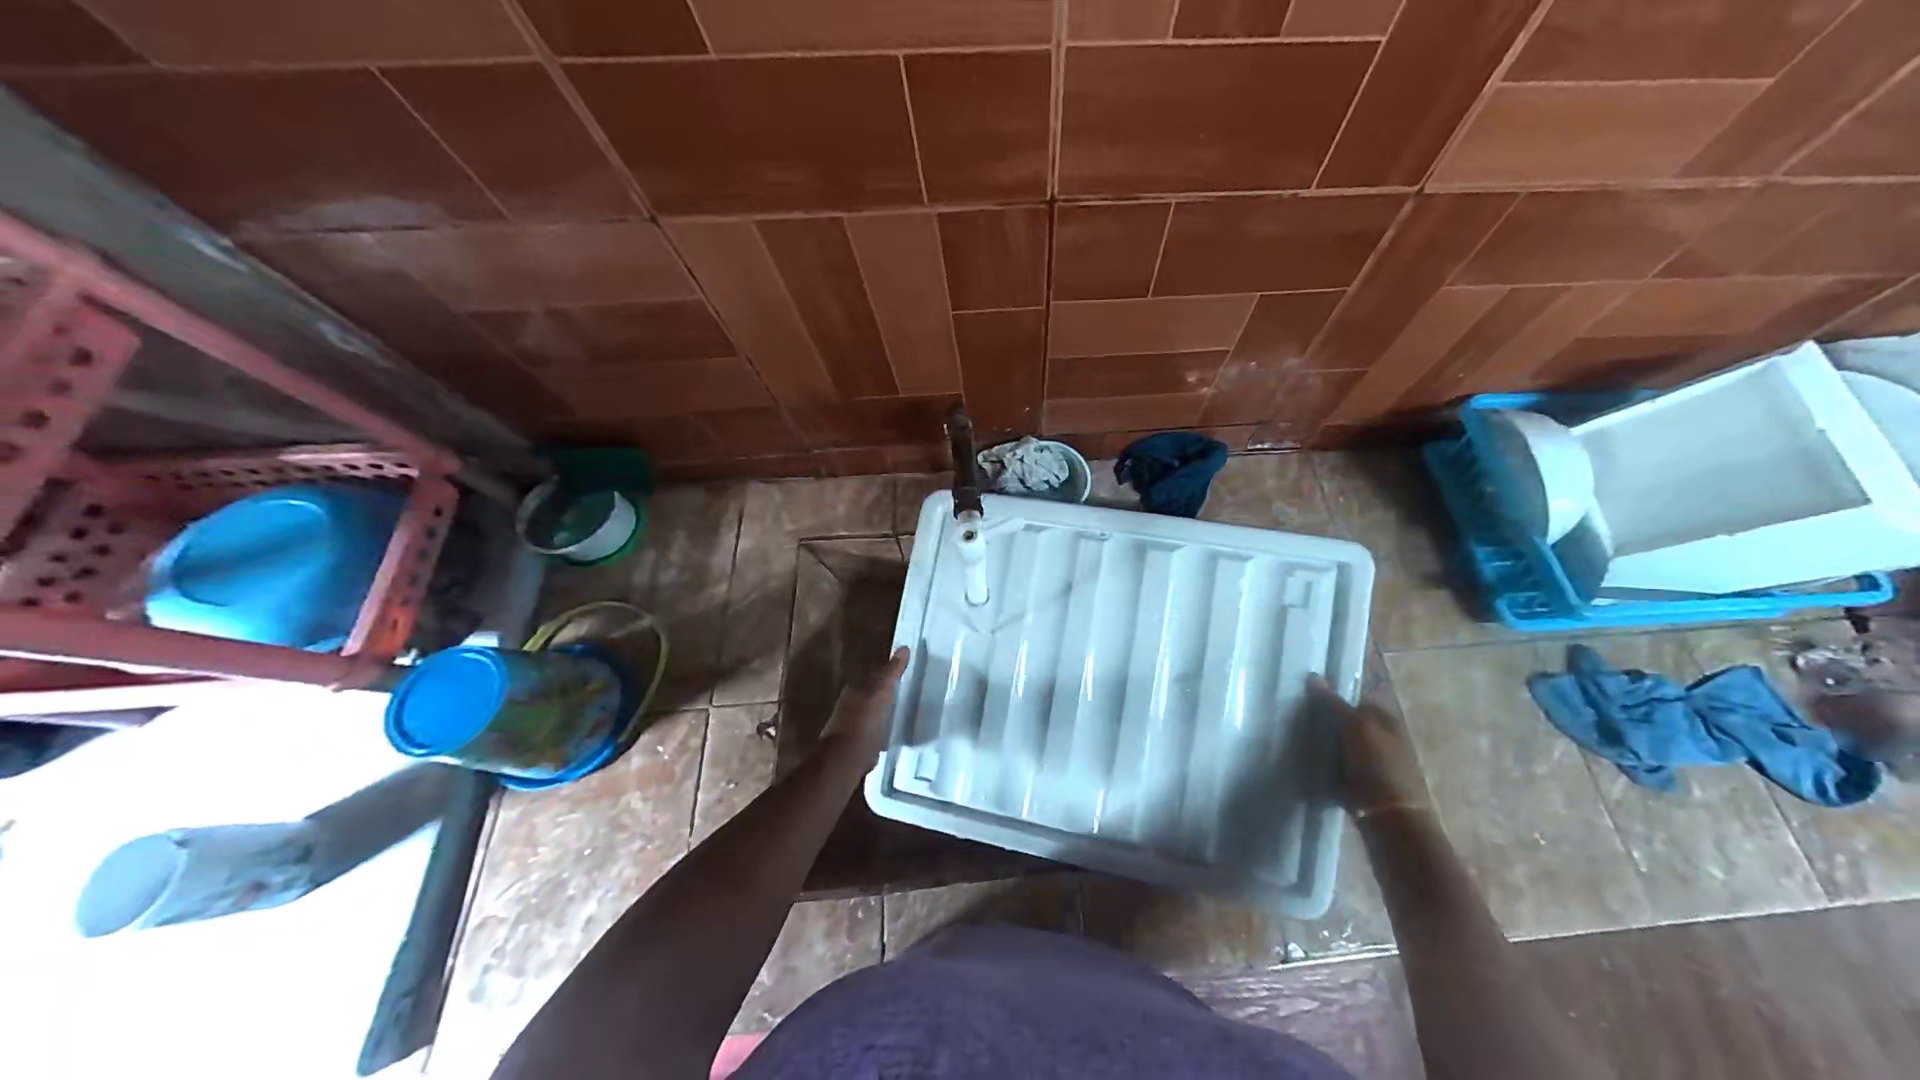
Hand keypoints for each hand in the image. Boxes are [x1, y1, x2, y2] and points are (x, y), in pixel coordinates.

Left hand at [819, 647, 910, 763]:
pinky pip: (870, 732)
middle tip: (904, 692)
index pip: (873, 675)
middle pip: (870, 694)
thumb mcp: (881, 692)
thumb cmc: (864, 722)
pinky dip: (879, 730)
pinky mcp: (854, 745)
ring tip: (899, 714)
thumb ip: (891, 672)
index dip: (888, 673)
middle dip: (883, 693)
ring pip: (869, 713)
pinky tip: (889, 735)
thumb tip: (904, 648)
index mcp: (855, 690)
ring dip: (881, 713)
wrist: (845, 760)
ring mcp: (849, 726)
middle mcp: (849, 705)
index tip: (903, 673)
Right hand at [1307, 675, 1432, 818]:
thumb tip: (1313, 675)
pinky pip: (1331, 762)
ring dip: (1319, 740)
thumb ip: (1333, 702)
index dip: (1328, 695)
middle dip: (1321, 719)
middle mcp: (1378, 735)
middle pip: (1342, 720)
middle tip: (1294, 717)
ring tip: (1292, 736)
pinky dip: (1320, 761)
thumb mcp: (1355, 726)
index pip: (1351, 698)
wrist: (1389, 816)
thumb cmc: (1378, 764)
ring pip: (1335, 741)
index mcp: (1384, 718)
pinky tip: (1303, 758)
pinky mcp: (1356, 779)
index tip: (1303, 697)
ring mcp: (1368, 759)